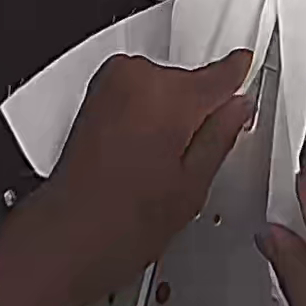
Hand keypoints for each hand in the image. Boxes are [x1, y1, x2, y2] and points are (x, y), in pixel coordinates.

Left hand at [0, 50, 255, 305]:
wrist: (61, 236)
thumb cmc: (117, 224)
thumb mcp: (191, 188)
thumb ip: (222, 136)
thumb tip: (239, 108)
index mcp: (172, 99)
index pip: (222, 72)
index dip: (238, 74)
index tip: (244, 68)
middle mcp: (142, 78)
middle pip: (192, 82)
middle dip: (197, 109)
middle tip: (188, 152)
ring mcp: (116, 79)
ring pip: (165, 83)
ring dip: (168, 107)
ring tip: (154, 156)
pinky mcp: (98, 86)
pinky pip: (139, 84)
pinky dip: (144, 105)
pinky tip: (137, 145)